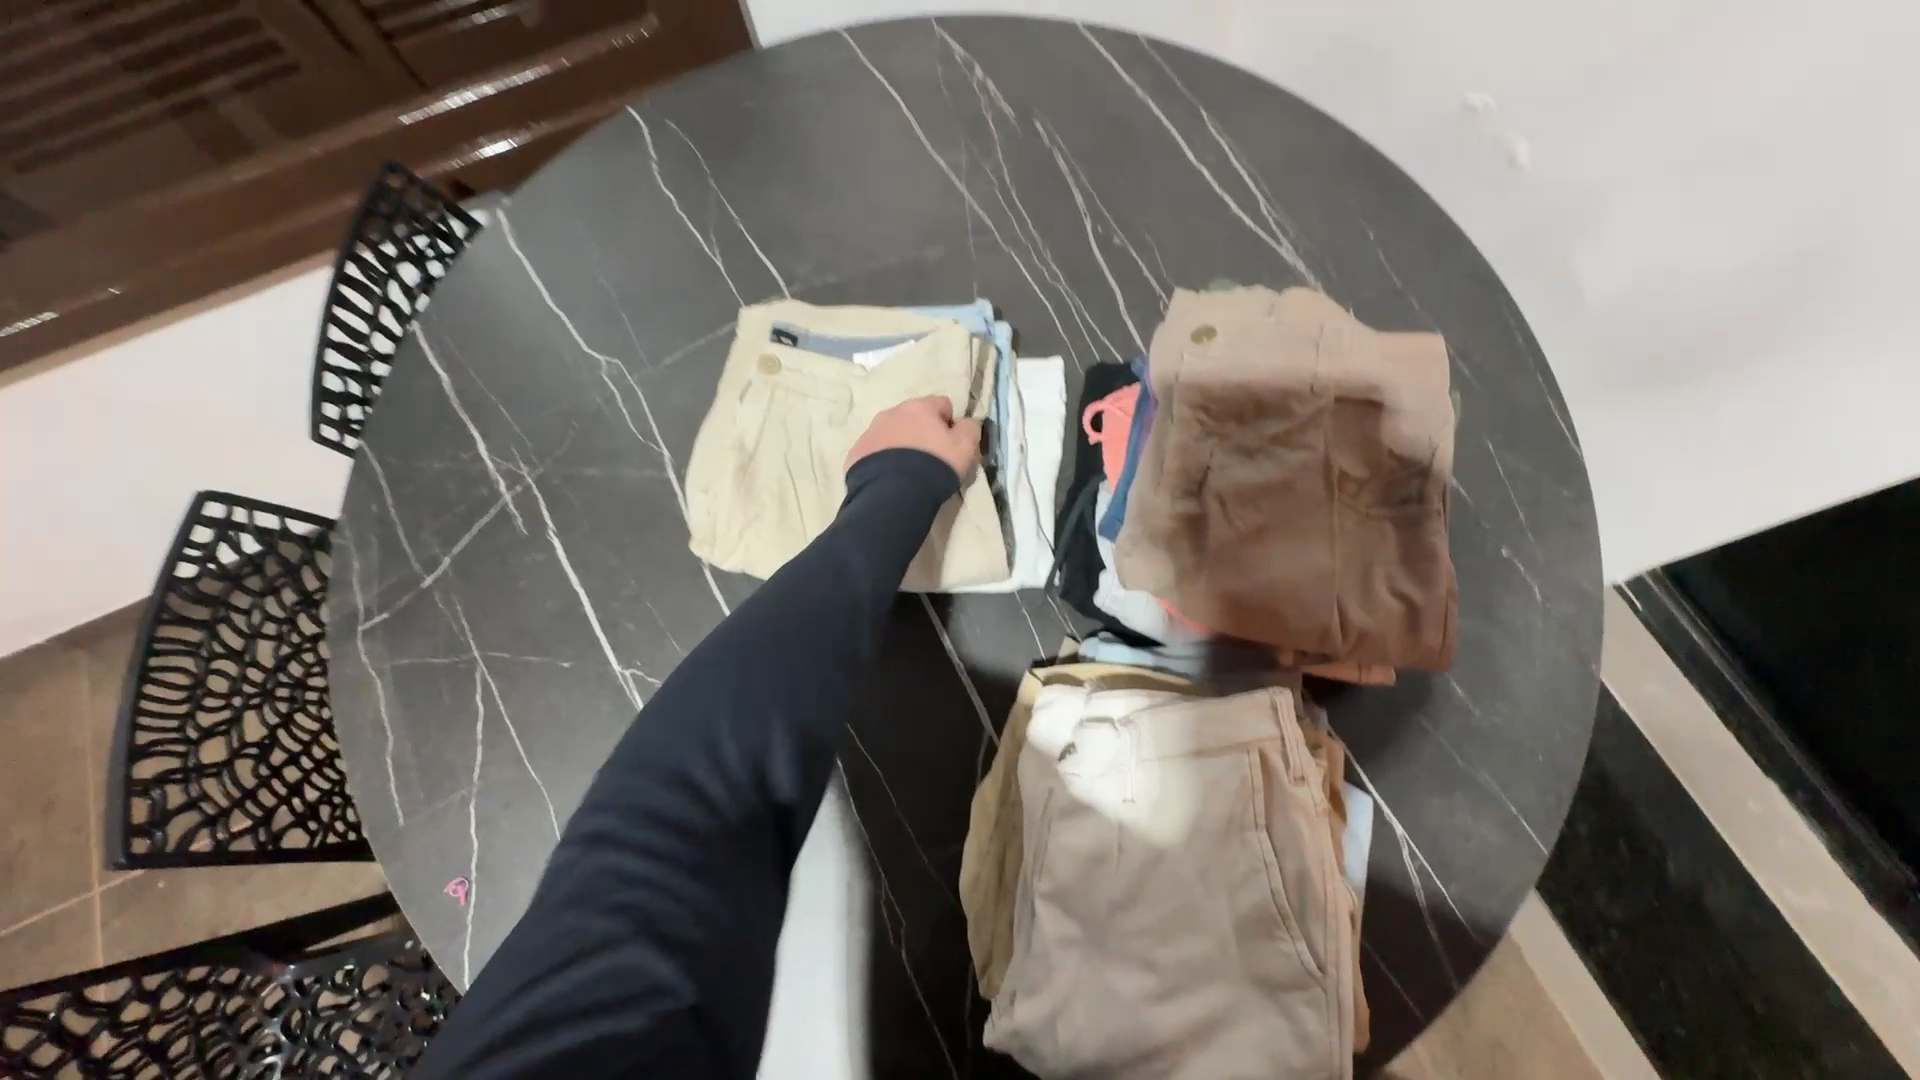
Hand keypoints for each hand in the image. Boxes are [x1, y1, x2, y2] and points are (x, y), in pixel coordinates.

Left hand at [845, 395, 982, 484]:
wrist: (894, 493)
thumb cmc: (935, 465)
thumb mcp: (966, 447)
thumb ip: (970, 428)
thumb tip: (967, 422)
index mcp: (920, 407)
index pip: (942, 404)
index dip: (950, 424)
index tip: (952, 445)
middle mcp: (892, 412)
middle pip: (913, 417)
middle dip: (922, 433)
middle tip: (930, 460)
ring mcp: (870, 432)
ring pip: (891, 433)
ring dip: (901, 445)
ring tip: (908, 472)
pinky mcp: (856, 453)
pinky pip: (874, 452)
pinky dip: (882, 460)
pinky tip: (890, 479)